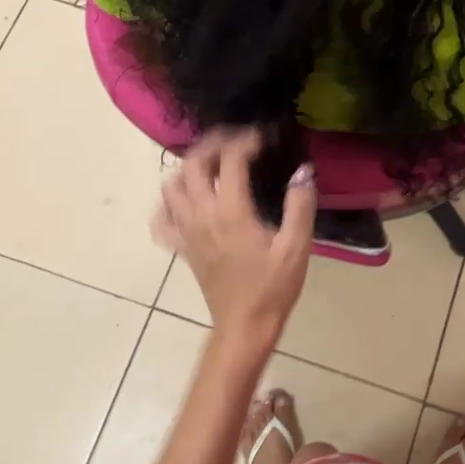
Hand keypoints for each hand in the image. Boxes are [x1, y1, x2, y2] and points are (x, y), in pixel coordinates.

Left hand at [154, 129, 316, 350]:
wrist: (244, 326)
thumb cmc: (273, 287)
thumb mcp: (297, 247)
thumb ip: (300, 205)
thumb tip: (302, 172)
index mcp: (231, 212)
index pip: (230, 159)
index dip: (246, 140)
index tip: (265, 137)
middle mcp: (201, 215)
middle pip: (191, 164)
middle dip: (211, 144)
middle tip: (236, 141)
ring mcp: (186, 231)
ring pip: (171, 186)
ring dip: (188, 167)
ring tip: (213, 165)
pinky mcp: (181, 247)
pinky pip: (161, 219)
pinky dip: (168, 203)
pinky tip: (185, 201)